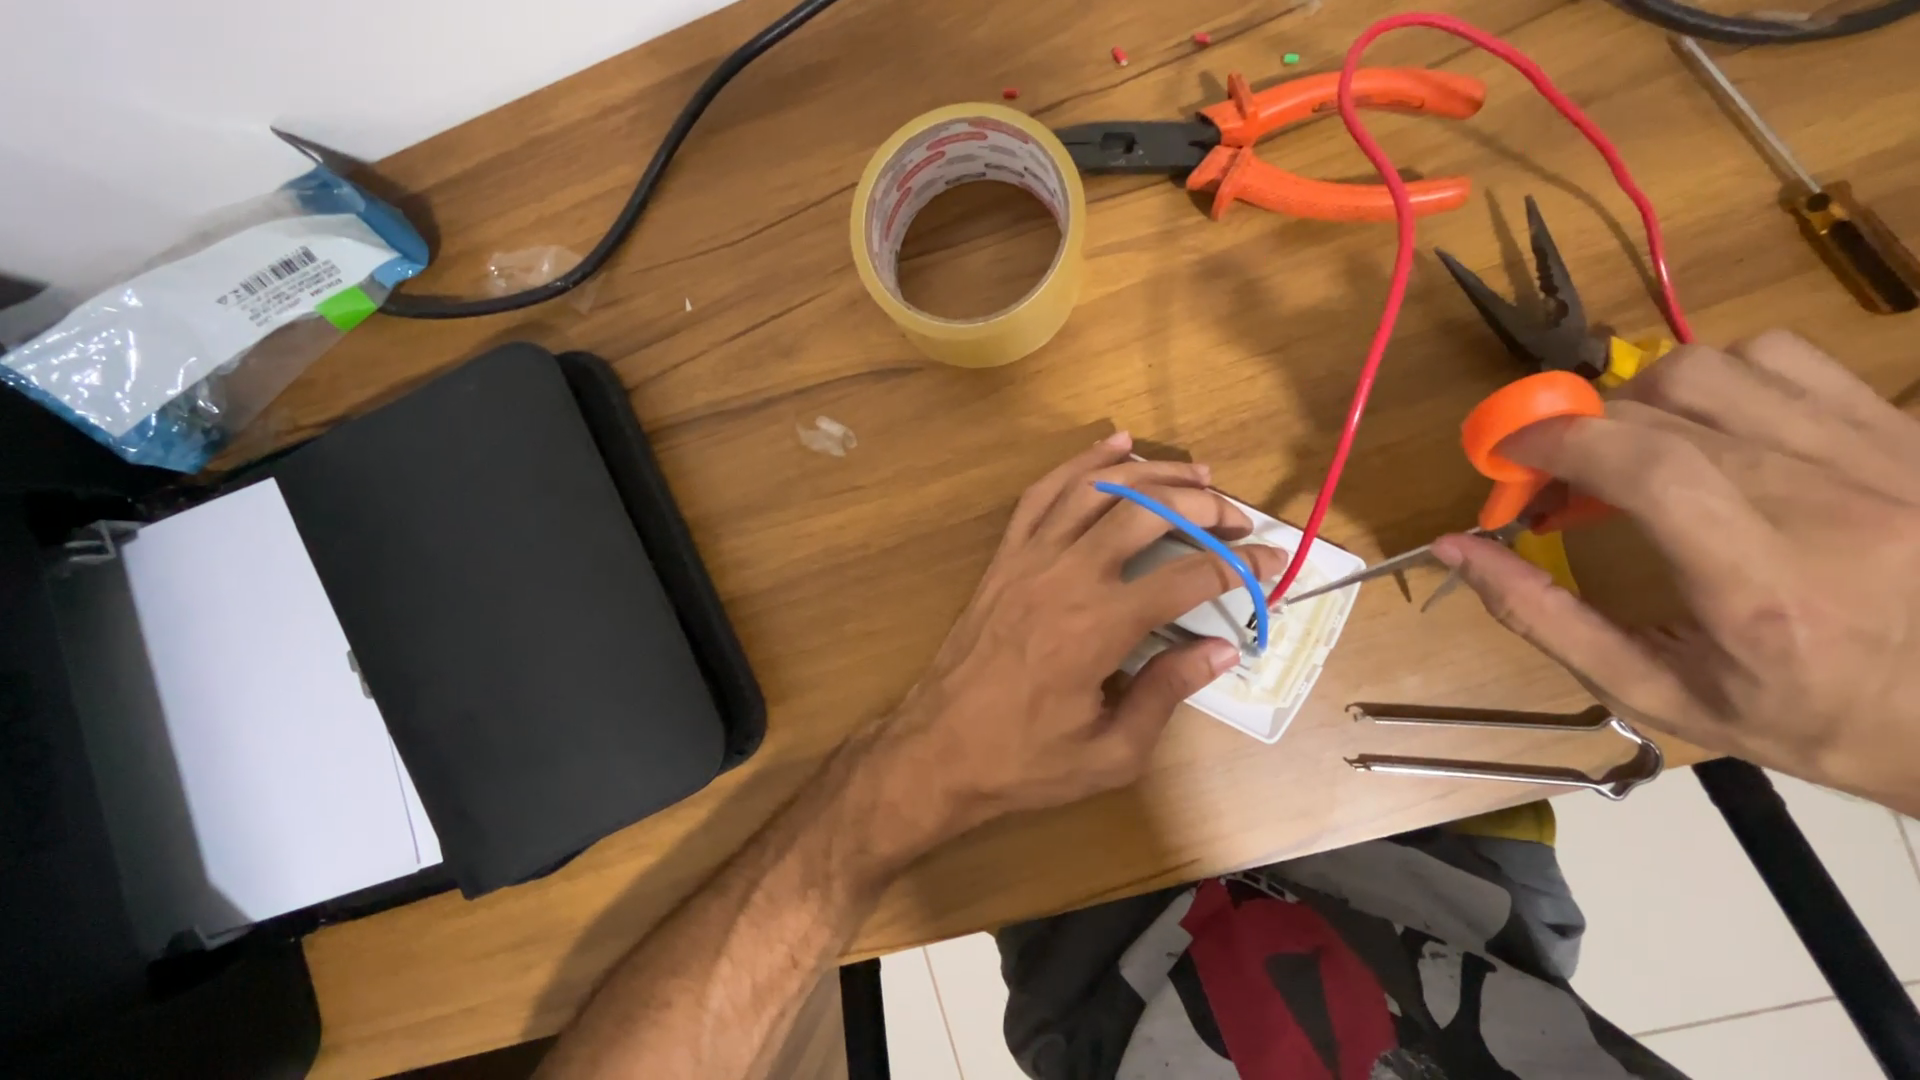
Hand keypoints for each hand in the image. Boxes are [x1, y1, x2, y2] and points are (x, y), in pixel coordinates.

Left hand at [871, 433, 1285, 842]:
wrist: (936, 749)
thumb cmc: (1024, 761)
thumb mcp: (1110, 753)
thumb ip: (1166, 693)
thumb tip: (1220, 649)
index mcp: (1098, 627)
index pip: (1188, 578)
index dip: (1239, 567)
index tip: (1272, 564)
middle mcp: (1065, 577)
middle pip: (1145, 514)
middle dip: (1203, 506)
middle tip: (1237, 515)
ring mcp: (1028, 559)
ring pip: (1095, 490)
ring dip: (1150, 472)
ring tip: (1194, 473)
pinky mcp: (1004, 557)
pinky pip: (1042, 494)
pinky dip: (1081, 464)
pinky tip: (1114, 447)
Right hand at [1434, 331, 1919, 812]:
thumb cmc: (1806, 719)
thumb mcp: (1654, 691)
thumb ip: (1543, 617)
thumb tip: (1454, 549)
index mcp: (1766, 584)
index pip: (1650, 464)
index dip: (1557, 441)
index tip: (1507, 457)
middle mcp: (1834, 503)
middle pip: (1666, 405)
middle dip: (1577, 430)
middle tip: (1555, 480)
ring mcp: (1886, 455)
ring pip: (1718, 366)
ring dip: (1640, 401)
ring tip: (1628, 453)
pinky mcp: (1908, 433)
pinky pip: (1784, 359)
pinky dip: (1716, 380)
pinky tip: (1704, 431)